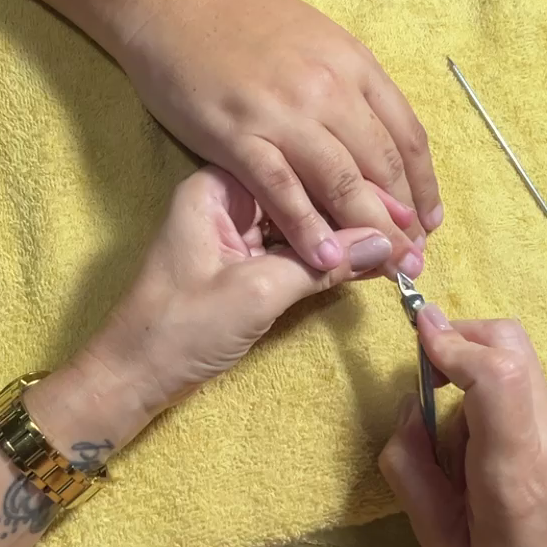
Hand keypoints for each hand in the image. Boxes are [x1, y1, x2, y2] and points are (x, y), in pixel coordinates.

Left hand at [77, 167, 391, 423]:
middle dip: (355, 215)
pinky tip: (366, 263)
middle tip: (412, 233)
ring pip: (304, 223)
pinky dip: (326, 259)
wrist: (133, 376)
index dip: (351, 188)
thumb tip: (386, 245)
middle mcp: (229, 199)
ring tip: (401, 249)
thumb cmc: (181, 327)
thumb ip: (322, 265)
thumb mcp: (256, 292)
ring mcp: (236, 231)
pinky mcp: (243, 261)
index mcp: (218, 188)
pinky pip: (294, 249)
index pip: (297, 170)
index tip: (403, 210)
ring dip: (346, 239)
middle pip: (304, 194)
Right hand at [115, 0, 440, 279]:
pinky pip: (282, 191)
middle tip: (414, 261)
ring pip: (341, 182)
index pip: (405, 135)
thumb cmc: (238, 18)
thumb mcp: (313, 35)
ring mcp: (283, 114)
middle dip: (404, 221)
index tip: (427, 221)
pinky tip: (326, 259)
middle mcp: (327, 89)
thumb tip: (373, 132)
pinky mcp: (238, 137)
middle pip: (381, 166)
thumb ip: (346, 81)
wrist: (171, 5)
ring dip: (369, 232)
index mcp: (351, 62)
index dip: (422, 186)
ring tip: (386, 270)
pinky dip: (308, 229)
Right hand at [378, 309, 546, 546]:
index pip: (498, 374)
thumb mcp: (439, 541)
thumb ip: (409, 465)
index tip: (419, 329)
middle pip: (512, 346)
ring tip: (462, 456)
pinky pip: (528, 398)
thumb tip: (410, 405)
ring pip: (516, 370)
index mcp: (517, 473)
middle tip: (428, 369)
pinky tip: (491, 463)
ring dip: (475, 386)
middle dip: (462, 336)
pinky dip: (497, 407)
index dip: (453, 342)